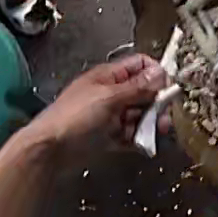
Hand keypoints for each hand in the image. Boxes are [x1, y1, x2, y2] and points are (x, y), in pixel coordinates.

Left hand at [11, 54, 167, 162]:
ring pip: (139, 115)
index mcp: (108, 77)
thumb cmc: (73, 118)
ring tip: (154, 132)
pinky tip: (144, 144)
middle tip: (163, 117)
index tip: (168, 88)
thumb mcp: (108, 98)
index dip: (156, 74)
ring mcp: (109, 116)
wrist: (49, 150)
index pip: (139, 66)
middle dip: (156, 103)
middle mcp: (110, 94)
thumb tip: (161, 73)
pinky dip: (139, 139)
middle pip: (143, 92)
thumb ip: (137, 87)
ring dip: (150, 123)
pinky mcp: (108, 137)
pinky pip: (131, 135)